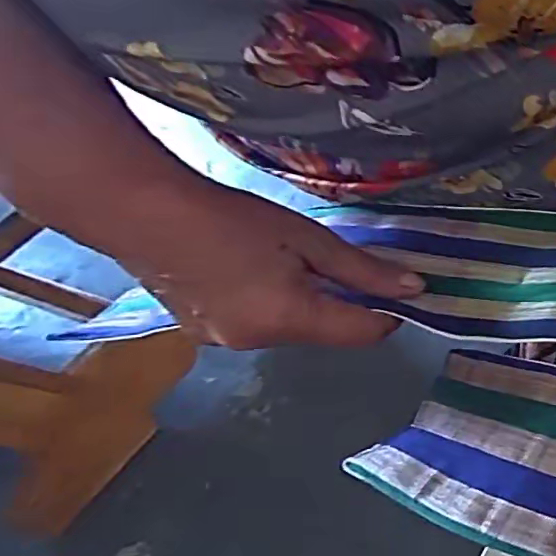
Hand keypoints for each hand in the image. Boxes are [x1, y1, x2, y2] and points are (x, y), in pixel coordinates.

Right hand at [101, 178, 422, 348]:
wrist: (139, 212)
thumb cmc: (234, 219)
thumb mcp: (309, 240)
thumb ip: (364, 270)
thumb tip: (415, 289)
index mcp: (291, 320)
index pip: (362, 334)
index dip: (388, 315)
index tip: (398, 292)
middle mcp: (261, 344)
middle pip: (327, 332)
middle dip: (345, 306)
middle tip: (342, 266)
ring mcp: (227, 343)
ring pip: (293, 329)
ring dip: (308, 305)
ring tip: (291, 262)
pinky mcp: (202, 335)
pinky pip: (260, 325)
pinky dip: (274, 306)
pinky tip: (256, 273)